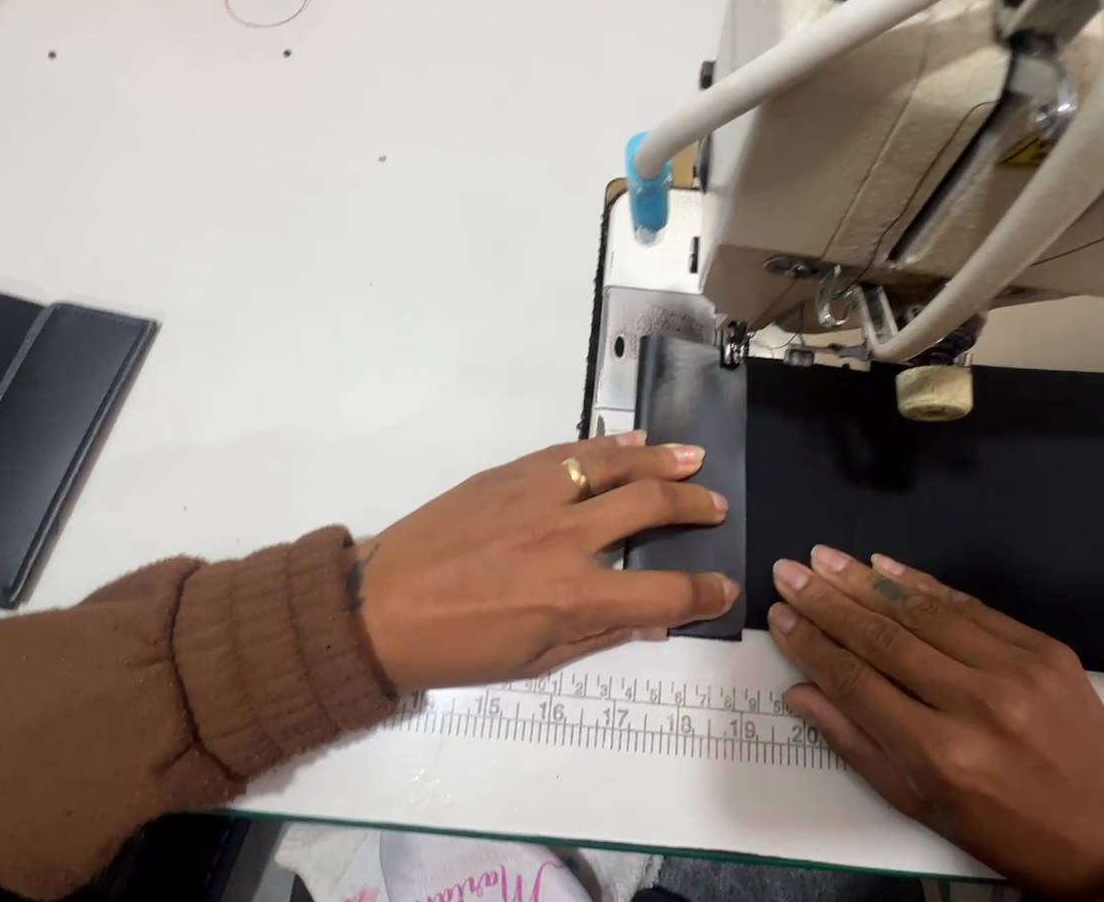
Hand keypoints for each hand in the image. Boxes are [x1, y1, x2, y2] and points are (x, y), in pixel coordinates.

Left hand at [353, 432, 737, 691]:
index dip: (703, 591)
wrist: (379, 606)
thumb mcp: (534, 661)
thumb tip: (653, 619)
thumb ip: (600, 633)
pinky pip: (568, 451)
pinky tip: (630, 442)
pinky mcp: (509, 474)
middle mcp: (564, 537)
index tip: (723, 586)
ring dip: (659, 459)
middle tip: (715, 505)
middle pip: (649, 505)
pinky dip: (606, 445)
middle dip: (694, 506)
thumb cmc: (457, 648)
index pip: (663, 592)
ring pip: (613, 464)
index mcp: (572, 596)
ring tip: (691, 458)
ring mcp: (536, 496)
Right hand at [768, 547, 1103, 898]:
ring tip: (823, 557)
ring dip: (864, 580)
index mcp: (940, 754)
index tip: (779, 614)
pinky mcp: (1043, 647)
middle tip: (788, 570)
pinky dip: (918, 581)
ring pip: (920, 611)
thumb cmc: (1003, 829)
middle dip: (826, 600)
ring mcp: (1015, 669)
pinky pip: (966, 604)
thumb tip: (799, 690)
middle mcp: (976, 704)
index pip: (855, 681)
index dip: (811, 644)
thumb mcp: (918, 805)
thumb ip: (854, 742)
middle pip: (882, 637)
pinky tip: (882, 562)